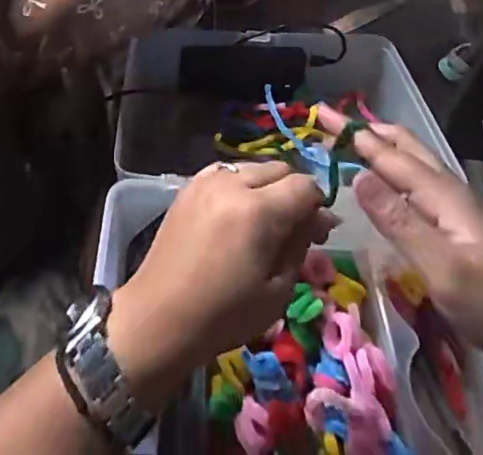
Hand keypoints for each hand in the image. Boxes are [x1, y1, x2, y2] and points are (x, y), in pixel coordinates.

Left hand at [110, 162, 336, 401]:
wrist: (161, 315)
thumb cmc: (225, 314)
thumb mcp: (277, 289)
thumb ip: (301, 244)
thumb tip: (321, 217)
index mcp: (258, 210)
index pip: (304, 185)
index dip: (318, 205)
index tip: (317, 232)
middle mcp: (232, 183)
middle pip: (279, 169)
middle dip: (293, 192)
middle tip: (293, 228)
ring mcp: (206, 181)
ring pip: (251, 167)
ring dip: (266, 185)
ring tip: (263, 221)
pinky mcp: (188, 186)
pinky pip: (225, 173)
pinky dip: (239, 184)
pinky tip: (236, 212)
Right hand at [321, 110, 482, 454]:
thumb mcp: (443, 270)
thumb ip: (399, 221)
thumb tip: (357, 175)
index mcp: (444, 195)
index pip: (390, 154)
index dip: (354, 133)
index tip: (321, 113)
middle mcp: (450, 190)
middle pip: (404, 146)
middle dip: (366, 129)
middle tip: (329, 119)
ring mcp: (457, 207)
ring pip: (413, 160)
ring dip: (380, 144)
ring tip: (350, 137)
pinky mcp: (458, 224)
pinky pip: (417, 180)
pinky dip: (392, 166)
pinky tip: (384, 178)